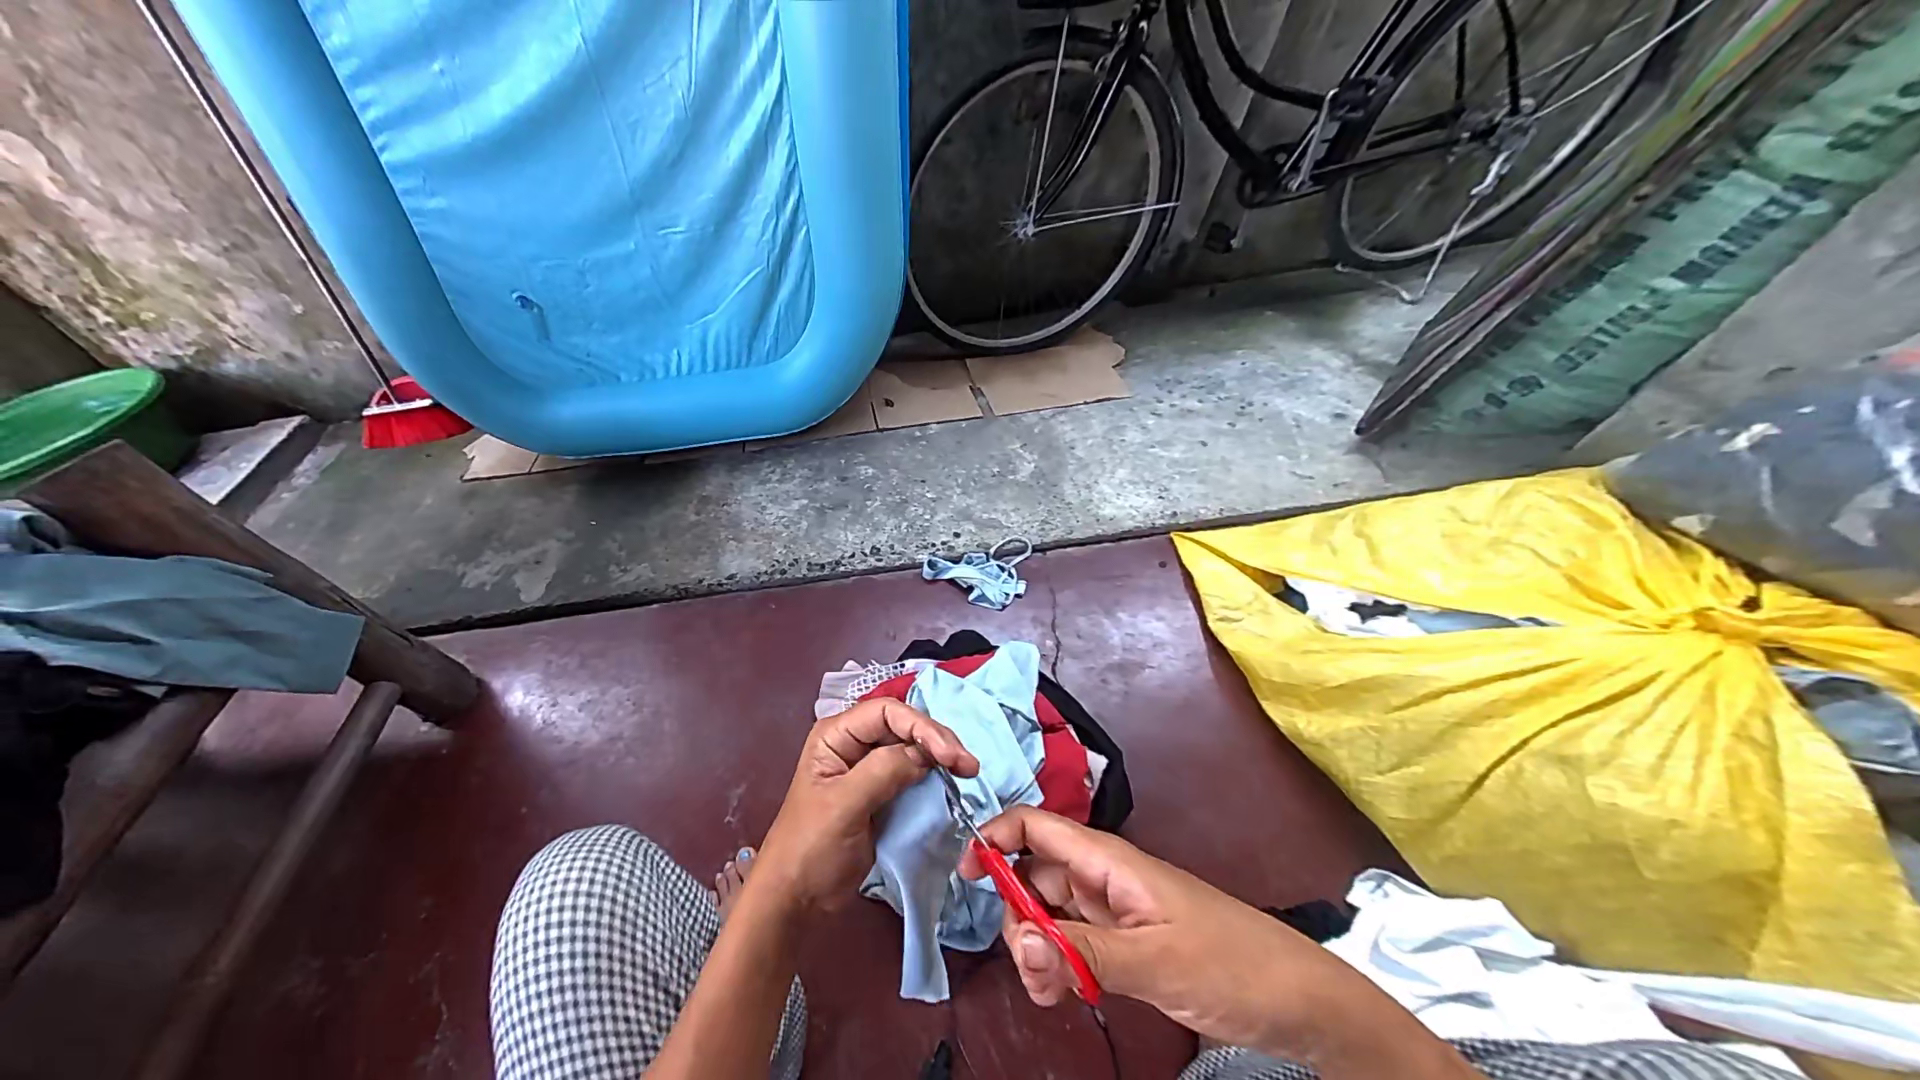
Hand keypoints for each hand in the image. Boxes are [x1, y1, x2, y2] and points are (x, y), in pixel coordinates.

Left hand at [754, 698, 978, 915]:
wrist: (797, 900)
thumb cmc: (810, 849)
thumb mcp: (843, 807)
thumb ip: (882, 772)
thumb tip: (924, 754)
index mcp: (836, 735)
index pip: (887, 712)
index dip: (922, 727)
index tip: (951, 755)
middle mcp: (854, 742)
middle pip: (905, 725)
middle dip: (938, 740)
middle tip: (968, 765)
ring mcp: (869, 766)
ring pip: (914, 746)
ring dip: (942, 756)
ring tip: (968, 771)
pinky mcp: (883, 790)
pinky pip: (915, 771)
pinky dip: (936, 773)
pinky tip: (953, 781)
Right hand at [962, 807, 1472, 1078]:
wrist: (1295, 997)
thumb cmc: (1230, 962)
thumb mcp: (1157, 961)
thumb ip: (1085, 952)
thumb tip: (1020, 941)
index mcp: (1108, 860)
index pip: (1036, 827)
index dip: (996, 838)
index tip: (967, 875)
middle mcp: (1102, 878)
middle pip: (1032, 876)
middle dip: (1017, 916)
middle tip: (1032, 966)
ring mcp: (1111, 912)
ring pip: (1048, 914)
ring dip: (1036, 948)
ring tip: (1051, 991)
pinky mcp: (1121, 944)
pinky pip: (1070, 944)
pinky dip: (1058, 965)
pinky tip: (1065, 992)